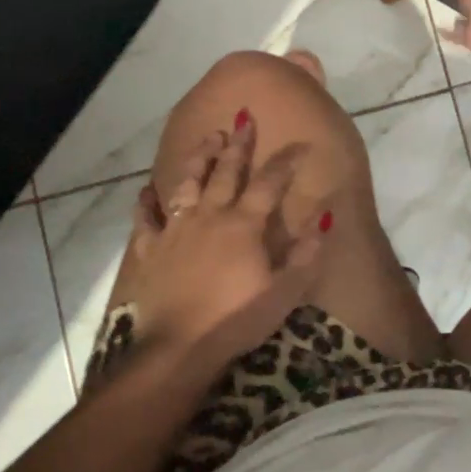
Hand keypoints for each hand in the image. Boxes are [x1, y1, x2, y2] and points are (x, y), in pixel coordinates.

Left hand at [127, 118, 327, 365]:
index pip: (270, 183)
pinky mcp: (149, 250)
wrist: (177, 350)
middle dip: (237, 146)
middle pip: (225, 173)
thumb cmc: (236, 321)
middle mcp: (210, 216)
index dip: (286, 162)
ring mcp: (176, 231)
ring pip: (187, 184)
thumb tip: (324, 215)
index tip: (300, 145)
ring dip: (198, 158)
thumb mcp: (285, 292)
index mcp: (244, 225)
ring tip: (207, 138)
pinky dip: (146, 202)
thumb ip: (306, 252)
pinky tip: (146, 189)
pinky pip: (146, 219)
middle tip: (242, 120)